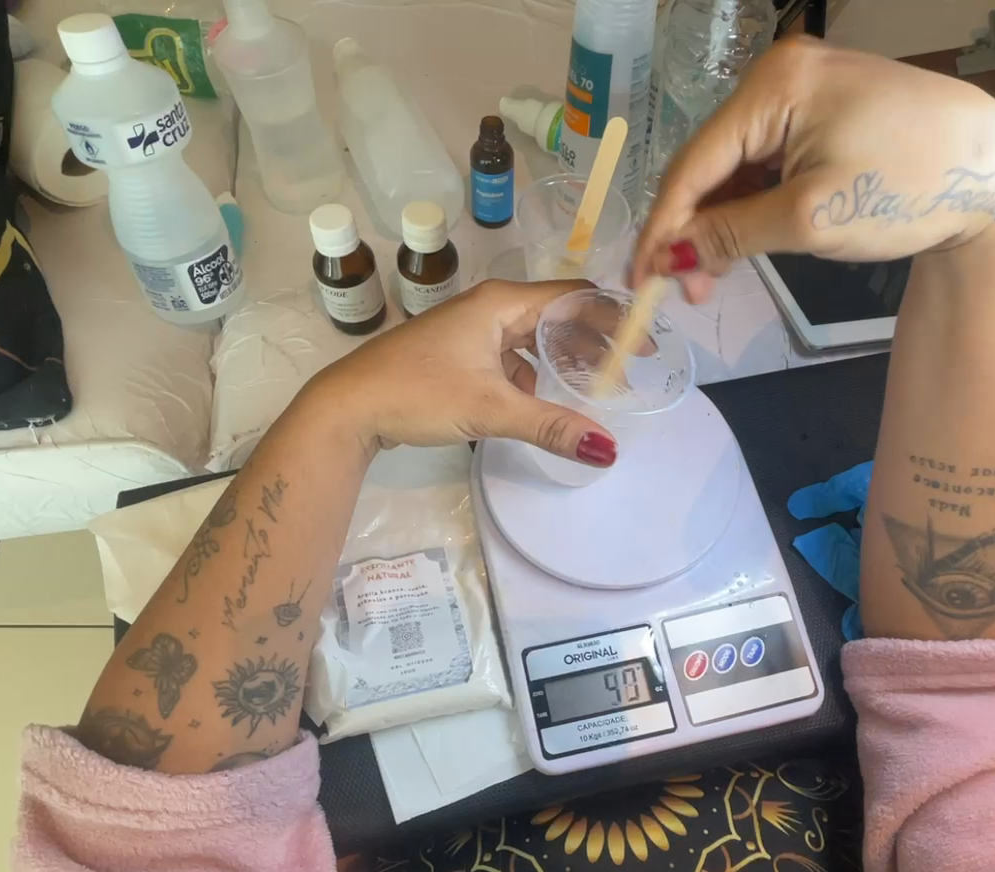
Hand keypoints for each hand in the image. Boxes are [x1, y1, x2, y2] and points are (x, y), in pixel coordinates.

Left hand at [305, 279, 618, 466]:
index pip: (574, 298)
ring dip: (562, 363)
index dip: (614, 320)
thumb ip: (551, 426)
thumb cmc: (417, 392)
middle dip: (593, 345)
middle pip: (557, 317)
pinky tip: (539, 403)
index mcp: (501, 303)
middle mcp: (490, 308)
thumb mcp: (490, 409)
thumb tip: (606, 449)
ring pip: (532, 340)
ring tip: (592, 390)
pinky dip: (532, 377)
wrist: (348, 406)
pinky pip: (510, 359)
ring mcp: (472, 332)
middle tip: (626, 375)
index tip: (645, 347)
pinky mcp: (459, 355)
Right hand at [632, 36, 994, 303]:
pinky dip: (743, 213)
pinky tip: (738, 246)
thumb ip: (729, 235)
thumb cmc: (908, 189)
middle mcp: (778, 78)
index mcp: (774, 85)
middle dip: (690, 231)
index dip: (662, 227)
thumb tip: (666, 256)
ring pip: (729, 172)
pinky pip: (759, 170)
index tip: (639, 280)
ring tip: (709, 279)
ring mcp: (798, 96)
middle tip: (683, 290)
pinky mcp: (815, 119)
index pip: (693, 164)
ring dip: (714, 228)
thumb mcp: (808, 219)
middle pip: (707, 166)